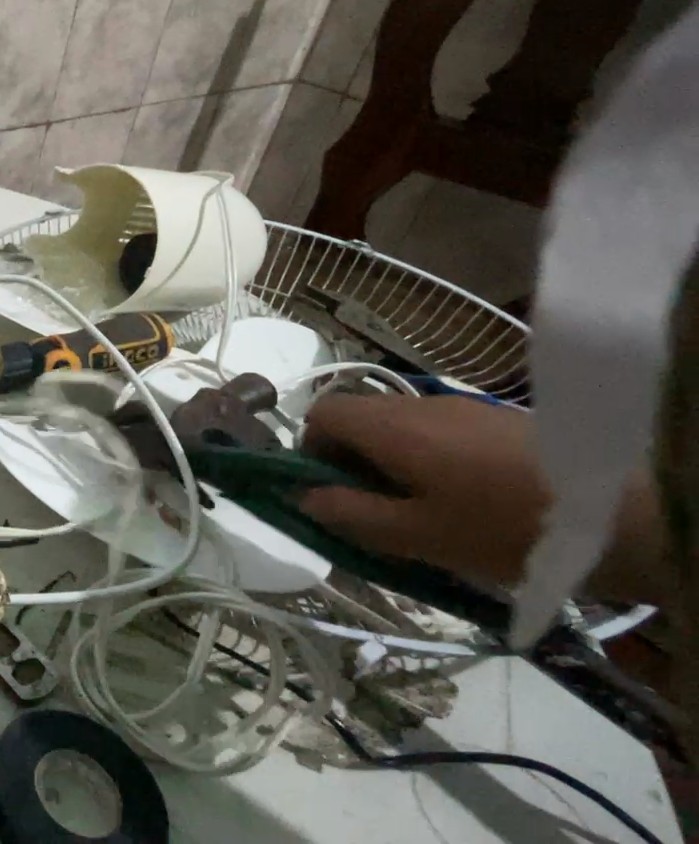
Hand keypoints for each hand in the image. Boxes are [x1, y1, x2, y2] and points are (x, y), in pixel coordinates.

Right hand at [299, 393, 668, 604]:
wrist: (636, 513)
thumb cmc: (508, 527)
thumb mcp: (419, 536)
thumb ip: (351, 514)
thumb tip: (304, 497)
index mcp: (389, 427)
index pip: (320, 413)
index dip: (311, 450)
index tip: (332, 491)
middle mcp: (419, 405)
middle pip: (360, 418)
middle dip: (354, 459)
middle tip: (379, 509)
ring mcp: (464, 409)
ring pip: (402, 426)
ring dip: (397, 461)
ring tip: (428, 509)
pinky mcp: (502, 419)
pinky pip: (442, 431)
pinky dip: (435, 458)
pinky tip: (472, 498)